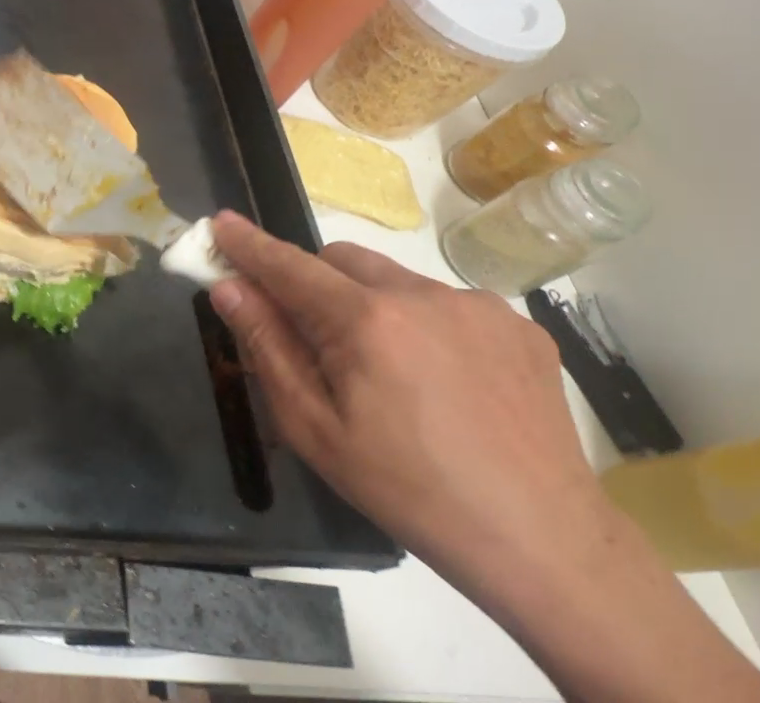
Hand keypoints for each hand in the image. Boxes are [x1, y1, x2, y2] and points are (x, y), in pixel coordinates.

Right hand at [206, 210, 759, 702]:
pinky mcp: (521, 329)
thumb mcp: (312, 426)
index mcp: (367, 320)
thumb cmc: (403, 487)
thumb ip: (267, 346)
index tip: (220, 223)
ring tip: (385, 374)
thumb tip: (229, 288)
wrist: (539, 537)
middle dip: (312, 283)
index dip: (248, 244)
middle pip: (342, 261)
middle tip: (307, 337)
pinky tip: (440, 383)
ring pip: (397, 282)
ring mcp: (481, 308)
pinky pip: (447, 305)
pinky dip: (422, 325)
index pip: (289, 265)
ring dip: (370, 305)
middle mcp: (424, 295)